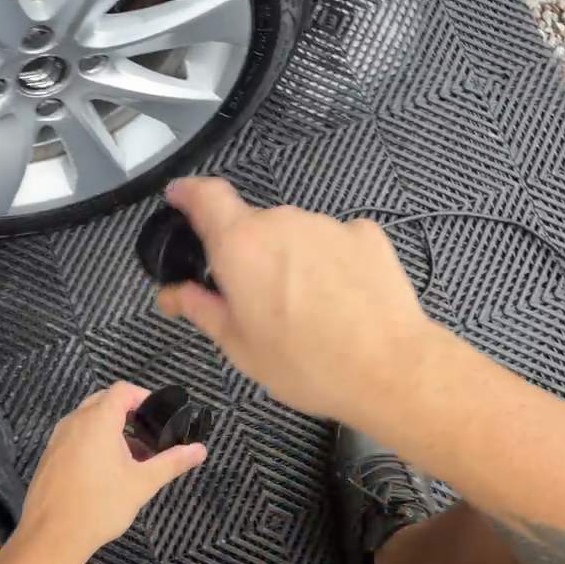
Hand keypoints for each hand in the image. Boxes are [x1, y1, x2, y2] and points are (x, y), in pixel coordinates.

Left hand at [18, 382, 206, 559]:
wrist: (51, 536)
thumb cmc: (100, 506)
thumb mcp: (143, 483)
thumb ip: (172, 462)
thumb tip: (200, 450)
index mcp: (97, 421)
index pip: (123, 390)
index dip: (145, 397)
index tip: (161, 418)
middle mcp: (75, 422)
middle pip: (105, 401)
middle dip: (130, 414)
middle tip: (150, 437)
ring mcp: (58, 438)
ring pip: (89, 420)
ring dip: (113, 430)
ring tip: (134, 459)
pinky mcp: (50, 456)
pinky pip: (76, 436)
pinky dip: (95, 442)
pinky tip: (108, 472)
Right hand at [155, 178, 442, 422]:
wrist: (388, 368)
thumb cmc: (311, 365)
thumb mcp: (240, 347)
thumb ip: (202, 310)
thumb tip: (176, 294)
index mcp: (241, 247)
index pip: (204, 196)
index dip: (187, 194)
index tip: (179, 198)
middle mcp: (283, 223)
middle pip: (252, 226)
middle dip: (249, 257)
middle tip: (256, 303)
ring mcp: (327, 225)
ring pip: (294, 236)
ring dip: (291, 263)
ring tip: (305, 312)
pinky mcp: (364, 234)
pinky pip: (333, 242)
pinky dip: (328, 265)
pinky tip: (338, 302)